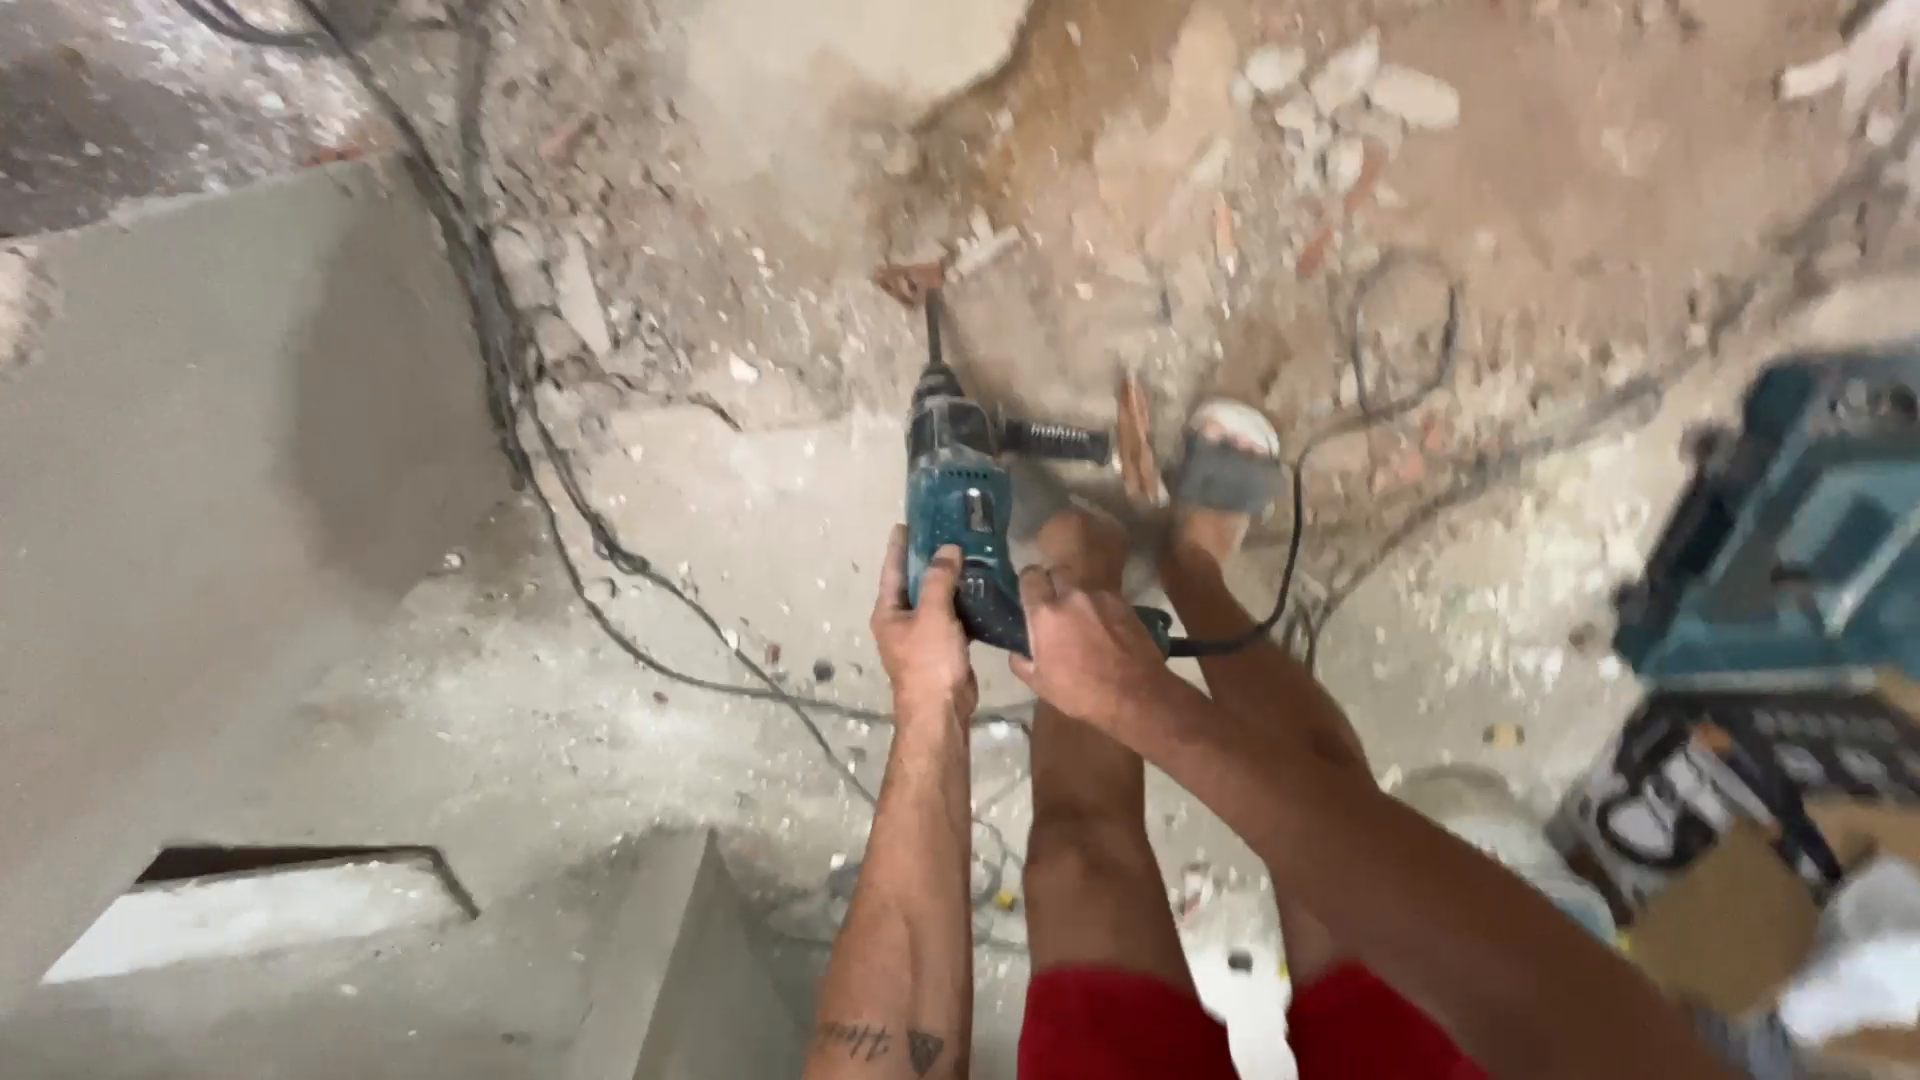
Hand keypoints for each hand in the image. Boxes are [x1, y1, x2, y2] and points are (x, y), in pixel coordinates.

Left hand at [871, 526, 977, 718]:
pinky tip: (981, 589)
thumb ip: (939, 579)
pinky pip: (952, 617)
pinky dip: (964, 603)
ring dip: (949, 581)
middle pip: (914, 583)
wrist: (941, 710)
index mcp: (889, 612)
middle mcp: (901, 621)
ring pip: (936, 600)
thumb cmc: (929, 661)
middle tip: (947, 533)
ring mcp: (922, 636)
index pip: (892, 570)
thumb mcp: (933, 614)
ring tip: (968, 555)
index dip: (899, 546)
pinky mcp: (943, 647)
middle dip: (929, 560)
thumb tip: (948, 549)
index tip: (906, 523)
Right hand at [1008, 564, 1169, 724]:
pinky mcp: (1124, 604)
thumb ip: (1021, 662)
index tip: (1030, 594)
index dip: (1028, 582)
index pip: (1030, 575)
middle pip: (1057, 571)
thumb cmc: (1081, 693)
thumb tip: (1017, 653)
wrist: (1135, 696)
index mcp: (1045, 613)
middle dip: (1054, 583)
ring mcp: (1101, 597)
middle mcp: (1072, 596)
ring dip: (1078, 596)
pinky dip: (1100, 607)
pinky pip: (1104, 597)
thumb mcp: (1040, 685)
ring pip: (1083, 585)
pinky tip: (1106, 628)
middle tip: (1055, 605)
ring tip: (1083, 620)